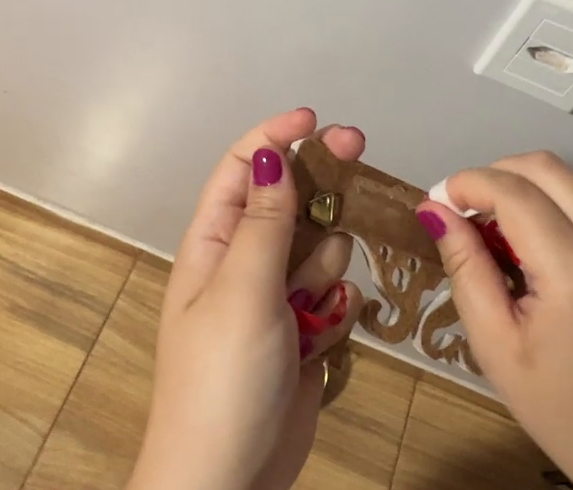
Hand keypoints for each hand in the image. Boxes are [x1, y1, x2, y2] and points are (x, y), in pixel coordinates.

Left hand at [130, 109, 363, 489]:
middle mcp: (243, 261)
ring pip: (319, 248)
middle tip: (358, 151)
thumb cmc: (223, 380)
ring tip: (308, 306)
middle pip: (289, 199)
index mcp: (213, 242)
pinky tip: (324, 335)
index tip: (316, 119)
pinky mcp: (303, 332)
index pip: (243, 168)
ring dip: (325, 265)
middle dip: (320, 181)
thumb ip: (266, 222)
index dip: (275, 136)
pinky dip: (336, 307)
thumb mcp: (242, 291)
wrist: (229, 483)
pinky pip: (334, 296)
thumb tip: (272, 155)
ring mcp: (275, 298)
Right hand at [418, 152, 572, 489]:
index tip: (439, 201)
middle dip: (496, 174)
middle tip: (467, 212)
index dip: (467, 184)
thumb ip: (466, 269)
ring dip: (529, 193)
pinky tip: (545, 259)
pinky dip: (561, 214)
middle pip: (546, 167)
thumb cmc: (568, 414)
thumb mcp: (497, 348)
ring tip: (504, 241)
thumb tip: (435, 211)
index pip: (513, 191)